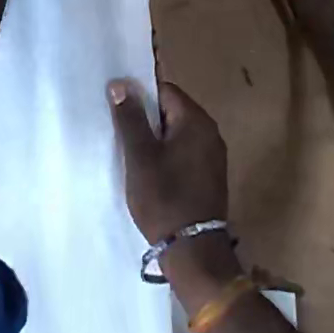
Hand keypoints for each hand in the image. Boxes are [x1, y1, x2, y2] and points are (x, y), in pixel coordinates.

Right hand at [107, 80, 230, 239]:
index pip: (165, 90)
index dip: (140, 96)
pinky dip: (168, 154)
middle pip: (173, 110)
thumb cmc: (163, 197)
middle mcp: (210, 131)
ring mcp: (214, 154)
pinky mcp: (211, 174)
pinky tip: (152, 171)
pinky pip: (186, 151)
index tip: (119, 111)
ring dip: (157, 138)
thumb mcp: (139, 156)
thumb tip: (120, 83)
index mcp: (196, 120)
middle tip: (122, 134)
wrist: (193, 249)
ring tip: (133, 154)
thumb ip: (130, 117)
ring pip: (179, 132)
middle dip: (147, 118)